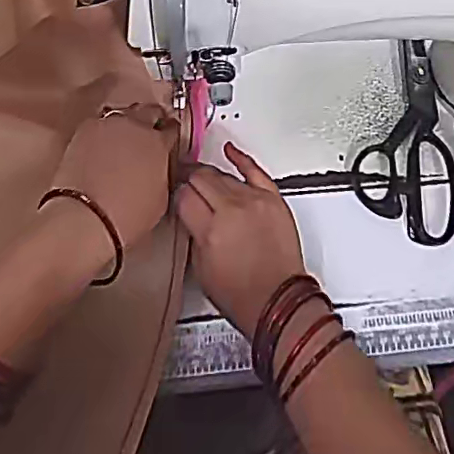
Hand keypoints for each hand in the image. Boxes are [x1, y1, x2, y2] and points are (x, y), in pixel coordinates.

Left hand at [46, 103, 179, 258]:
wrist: (85, 216)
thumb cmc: (129, 215)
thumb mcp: (161, 197)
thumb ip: (164, 172)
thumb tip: (160, 166)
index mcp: (159, 143)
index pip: (172, 128)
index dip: (171, 135)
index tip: (168, 142)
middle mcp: (137, 125)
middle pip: (150, 111)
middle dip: (152, 120)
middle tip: (148, 136)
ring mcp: (109, 123)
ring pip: (124, 113)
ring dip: (127, 123)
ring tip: (122, 140)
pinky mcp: (85, 127)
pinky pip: (100, 121)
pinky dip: (103, 129)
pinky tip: (100, 145)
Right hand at [174, 143, 306, 336]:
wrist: (279, 302)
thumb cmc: (243, 295)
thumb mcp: (201, 269)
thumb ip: (192, 234)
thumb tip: (188, 214)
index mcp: (210, 230)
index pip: (184, 195)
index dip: (176, 193)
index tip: (174, 193)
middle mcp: (232, 210)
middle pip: (201, 178)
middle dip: (188, 178)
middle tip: (182, 179)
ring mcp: (255, 201)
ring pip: (224, 175)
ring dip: (210, 175)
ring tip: (201, 175)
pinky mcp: (273, 199)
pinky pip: (254, 170)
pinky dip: (241, 158)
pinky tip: (230, 151)